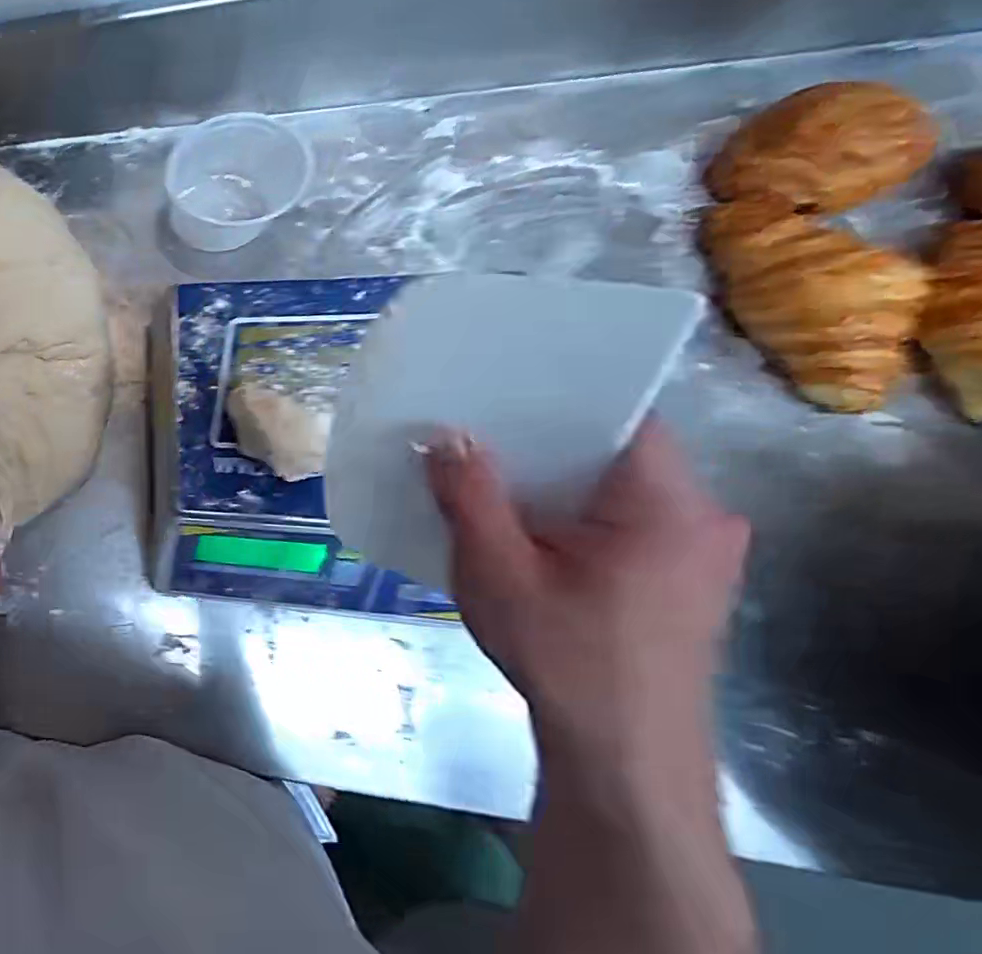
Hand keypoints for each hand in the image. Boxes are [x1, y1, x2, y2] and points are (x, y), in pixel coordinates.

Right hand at [425, 419, 749, 764]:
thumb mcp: (496, 568)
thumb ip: (470, 494)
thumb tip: (444, 435)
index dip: (556, 398)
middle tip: (472, 438)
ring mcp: (701, 552)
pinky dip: (572, 517)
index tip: (495, 394)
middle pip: (614, 451)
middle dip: (541, 446)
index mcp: (669, 505)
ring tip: (490, 482)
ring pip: (615, 489)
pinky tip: (526, 534)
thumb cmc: (563, 654)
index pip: (621, 416)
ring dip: (554, 485)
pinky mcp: (684, 580)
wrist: (622, 754)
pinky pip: (623, 521)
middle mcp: (703, 517)